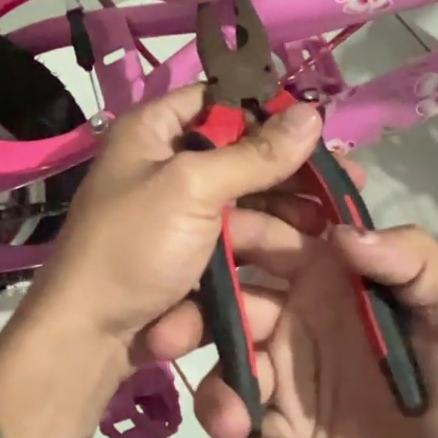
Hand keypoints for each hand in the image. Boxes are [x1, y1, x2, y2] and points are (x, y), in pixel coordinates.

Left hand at [21, 83, 327, 360]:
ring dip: (290, 216)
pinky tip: (310, 259)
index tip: (319, 128)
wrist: (89, 336)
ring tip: (335, 230)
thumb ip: (254, 154)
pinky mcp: (191, 257)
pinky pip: (239, 244)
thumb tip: (312, 112)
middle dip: (293, 174)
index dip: (268, 111)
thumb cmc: (133, 246)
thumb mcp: (192, 189)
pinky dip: (270, 249)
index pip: (218, 101)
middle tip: (349, 184)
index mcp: (153, 132)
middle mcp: (166, 165)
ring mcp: (179, 215)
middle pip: (242, 157)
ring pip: (247, 205)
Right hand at [153, 222, 437, 437]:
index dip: (234, 226)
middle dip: (190, 313)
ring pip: (225, 368)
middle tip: (164, 337)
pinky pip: (253, 432)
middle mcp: (294, 316)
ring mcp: (284, 376)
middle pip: (227, 299)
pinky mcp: (280, 432)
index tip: (195, 231)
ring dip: (218, 394)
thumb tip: (341, 233)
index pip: (272, 234)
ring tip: (232, 427)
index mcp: (331, 276)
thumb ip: (416, 262)